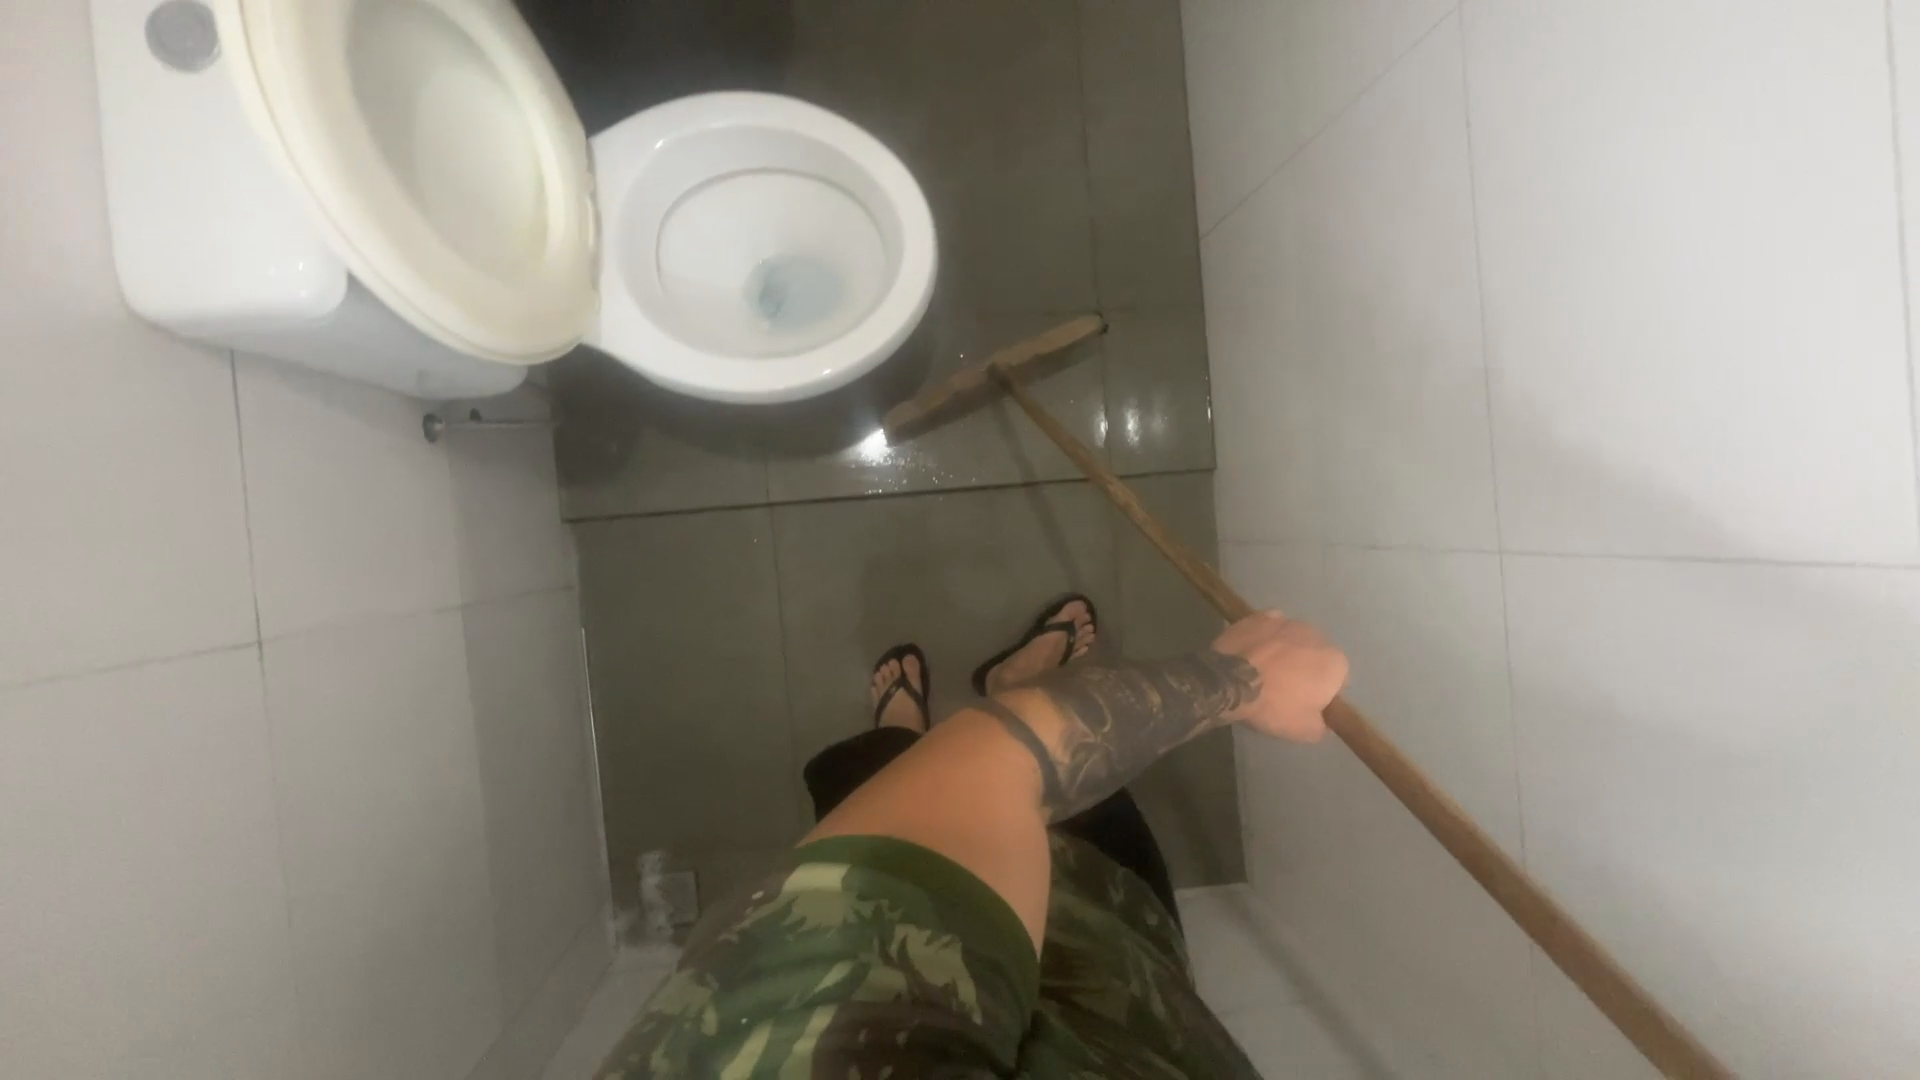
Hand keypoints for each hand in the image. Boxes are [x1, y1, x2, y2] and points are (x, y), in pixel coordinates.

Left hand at [1209, 611, 1347, 742]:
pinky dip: (1264, 636)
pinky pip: (1268, 627)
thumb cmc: (1274, 705)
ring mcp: (1286, 621)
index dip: (1324, 692)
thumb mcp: (1306, 730)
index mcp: (1335, 661)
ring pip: (1293, 638)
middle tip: (1285, 685)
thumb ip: (1322, 725)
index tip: (1307, 702)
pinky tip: (1253, 649)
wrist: (1230, 680)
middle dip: (1306, 666)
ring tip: (1266, 667)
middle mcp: (1316, 635)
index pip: (1338, 679)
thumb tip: (1322, 721)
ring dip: (1286, 649)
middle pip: (1316, 654)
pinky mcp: (1259, 616)